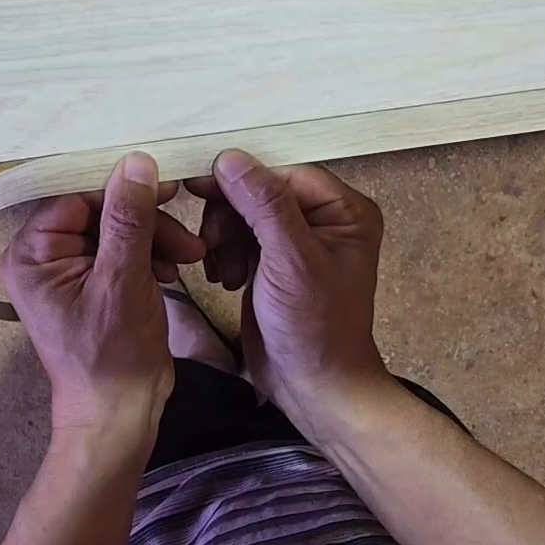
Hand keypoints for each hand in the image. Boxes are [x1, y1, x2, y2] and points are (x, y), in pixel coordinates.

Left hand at [1, 152, 204, 453]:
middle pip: (100, 211)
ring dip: (156, 238)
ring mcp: (70, 270)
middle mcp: (45, 256)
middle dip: (147, 221)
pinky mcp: (95, 282)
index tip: (167, 187)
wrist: (120, 414)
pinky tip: (173, 270)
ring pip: (118, 228)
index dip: (122, 189)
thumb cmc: (113, 355)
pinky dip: (152, 255)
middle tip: (187, 238)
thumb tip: (136, 162)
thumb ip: (128, 219)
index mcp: (33, 254)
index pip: (77, 196)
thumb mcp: (123, 281)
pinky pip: (124, 250)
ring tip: (190, 257)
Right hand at [186, 150, 393, 434]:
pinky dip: (225, 254)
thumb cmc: (314, 326)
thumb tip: (231, 157)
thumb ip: (263, 205)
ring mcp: (297, 242)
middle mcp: (324, 219)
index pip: (284, 174)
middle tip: (210, 243)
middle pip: (261, 192)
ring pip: (245, 215)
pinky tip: (225, 279)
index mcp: (344, 210)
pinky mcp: (274, 263)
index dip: (242, 179)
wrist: (312, 387)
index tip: (200, 185)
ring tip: (222, 271)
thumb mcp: (291, 260)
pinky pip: (240, 239)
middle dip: (230, 215)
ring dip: (224, 237)